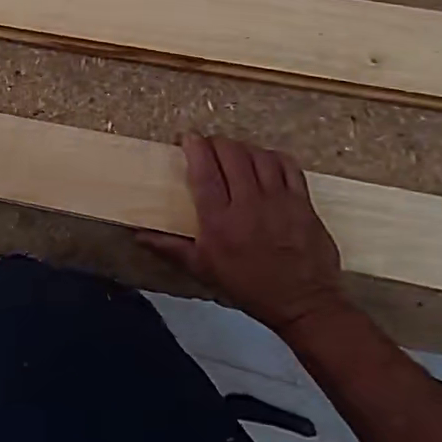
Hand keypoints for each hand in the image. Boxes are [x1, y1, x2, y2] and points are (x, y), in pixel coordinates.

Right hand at [139, 134, 347, 332]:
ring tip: (234, 153)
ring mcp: (279, 200)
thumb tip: (137, 235)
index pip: (204, 169)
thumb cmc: (248, 285)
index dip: (194, 146)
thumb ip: (170, 247)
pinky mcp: (302, 202)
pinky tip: (264, 160)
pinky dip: (272, 156)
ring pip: (258, 155)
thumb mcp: (203, 269)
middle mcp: (248, 203)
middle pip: (231, 154)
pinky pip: (288, 166)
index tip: (187, 138)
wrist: (303, 303)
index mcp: (219, 219)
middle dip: (215, 142)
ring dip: (242, 148)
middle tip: (208, 146)